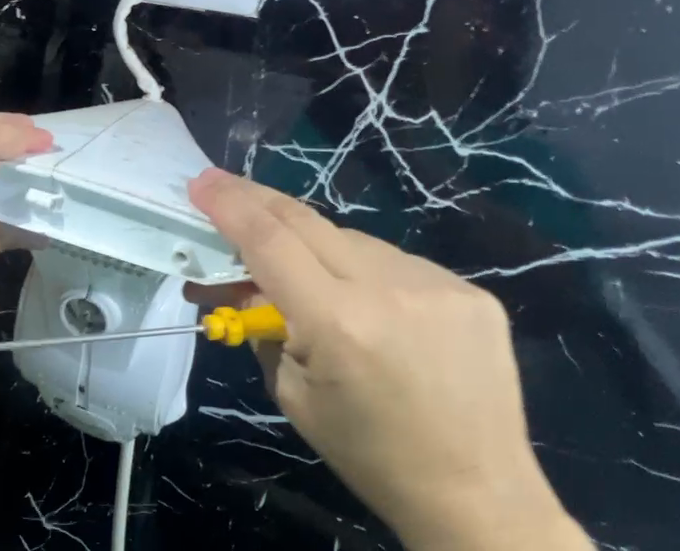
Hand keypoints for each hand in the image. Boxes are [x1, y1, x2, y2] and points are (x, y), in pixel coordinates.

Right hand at [188, 170, 589, 550]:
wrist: (479, 495)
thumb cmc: (367, 453)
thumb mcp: (290, 391)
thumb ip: (264, 322)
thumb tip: (243, 277)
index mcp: (338, 324)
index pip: (268, 241)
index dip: (229, 206)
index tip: (200, 183)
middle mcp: (389, 290)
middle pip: (304, 220)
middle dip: (255, 200)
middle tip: (221, 186)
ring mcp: (438, 286)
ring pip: (348, 238)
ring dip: (312, 243)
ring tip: (303, 273)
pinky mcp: (471, 291)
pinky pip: (393, 259)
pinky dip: (362, 268)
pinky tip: (366, 302)